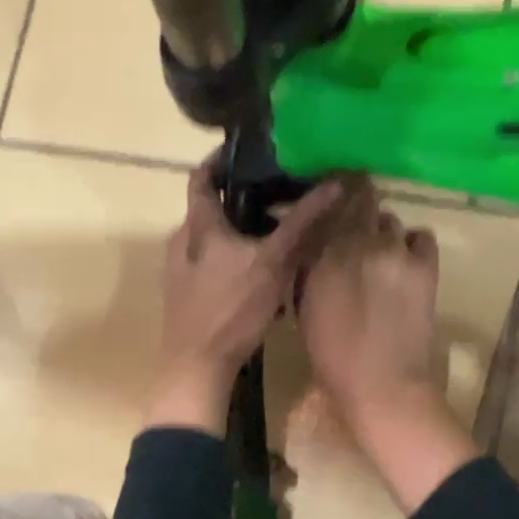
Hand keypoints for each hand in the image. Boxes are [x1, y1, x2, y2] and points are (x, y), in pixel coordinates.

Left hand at [152, 158, 342, 433]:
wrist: (197, 368)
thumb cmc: (231, 310)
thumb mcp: (272, 263)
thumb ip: (302, 223)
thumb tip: (336, 184)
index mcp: (197, 227)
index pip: (202, 177)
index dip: (221, 159)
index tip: (252, 151)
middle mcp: (183, 243)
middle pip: (214, 210)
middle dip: (246, 202)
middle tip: (282, 197)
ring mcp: (181, 273)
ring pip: (216, 241)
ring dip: (244, 235)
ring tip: (280, 238)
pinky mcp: (188, 298)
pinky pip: (215, 267)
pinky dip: (238, 261)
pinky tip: (264, 278)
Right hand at [296, 178, 443, 428]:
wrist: (383, 386)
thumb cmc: (334, 359)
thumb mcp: (306, 311)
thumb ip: (310, 271)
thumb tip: (316, 247)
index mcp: (322, 256)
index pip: (329, 204)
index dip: (333, 194)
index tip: (331, 196)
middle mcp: (359, 243)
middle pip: (362, 203)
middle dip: (358, 208)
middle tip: (355, 225)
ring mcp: (396, 251)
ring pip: (390, 221)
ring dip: (384, 232)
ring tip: (380, 254)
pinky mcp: (426, 267)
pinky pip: (420, 237)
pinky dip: (412, 244)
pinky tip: (406, 261)